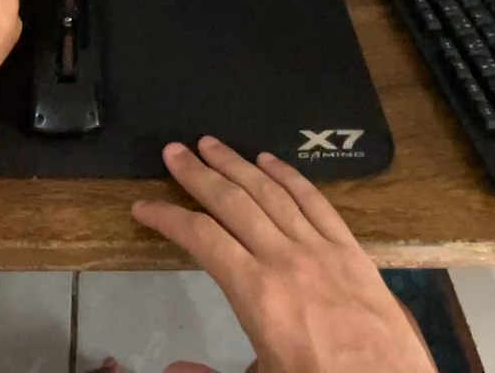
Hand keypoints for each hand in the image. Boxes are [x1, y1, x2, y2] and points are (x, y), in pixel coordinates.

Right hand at [132, 138, 432, 372]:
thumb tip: (171, 369)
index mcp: (257, 294)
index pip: (201, 239)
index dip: (168, 218)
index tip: (143, 206)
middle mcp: (284, 259)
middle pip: (232, 202)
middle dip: (198, 174)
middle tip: (173, 150)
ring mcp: (320, 249)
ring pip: (270, 192)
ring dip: (237, 164)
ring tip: (211, 144)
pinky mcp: (350, 250)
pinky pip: (315, 201)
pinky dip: (289, 175)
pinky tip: (270, 159)